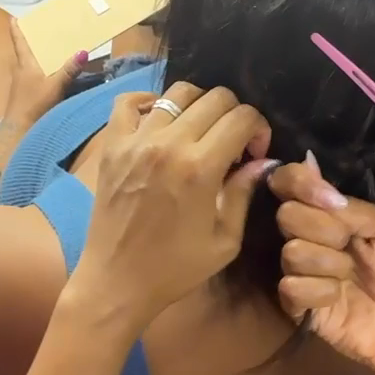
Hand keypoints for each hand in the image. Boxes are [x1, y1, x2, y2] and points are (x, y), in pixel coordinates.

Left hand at [1, 17, 85, 125]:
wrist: (19, 130)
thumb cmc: (34, 105)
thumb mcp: (55, 86)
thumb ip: (69, 70)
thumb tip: (83, 51)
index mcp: (24, 64)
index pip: (19, 41)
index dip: (17, 29)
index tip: (14, 18)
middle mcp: (19, 71)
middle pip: (23, 52)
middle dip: (29, 42)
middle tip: (38, 32)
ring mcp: (20, 84)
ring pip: (26, 65)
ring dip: (34, 57)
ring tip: (45, 51)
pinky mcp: (23, 96)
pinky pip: (31, 77)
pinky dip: (38, 71)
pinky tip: (46, 74)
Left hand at [69, 82, 272, 327]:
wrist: (117, 282)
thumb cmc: (175, 268)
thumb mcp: (225, 240)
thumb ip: (244, 192)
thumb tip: (262, 160)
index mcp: (201, 168)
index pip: (242, 117)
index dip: (258, 129)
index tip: (254, 152)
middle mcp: (168, 144)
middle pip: (215, 98)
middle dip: (234, 114)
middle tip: (231, 143)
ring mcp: (136, 141)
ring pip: (176, 92)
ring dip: (198, 105)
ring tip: (199, 131)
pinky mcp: (112, 147)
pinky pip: (128, 102)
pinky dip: (148, 101)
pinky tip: (160, 120)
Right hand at [270, 159, 374, 374]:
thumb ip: (355, 207)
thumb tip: (311, 173)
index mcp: (335, 213)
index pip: (293, 182)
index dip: (299, 183)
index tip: (328, 199)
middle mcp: (313, 237)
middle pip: (287, 215)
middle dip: (323, 229)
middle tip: (350, 245)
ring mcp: (304, 271)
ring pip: (291, 252)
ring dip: (326, 263)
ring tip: (350, 276)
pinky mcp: (299, 306)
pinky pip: (290, 287)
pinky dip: (318, 292)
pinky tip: (339, 298)